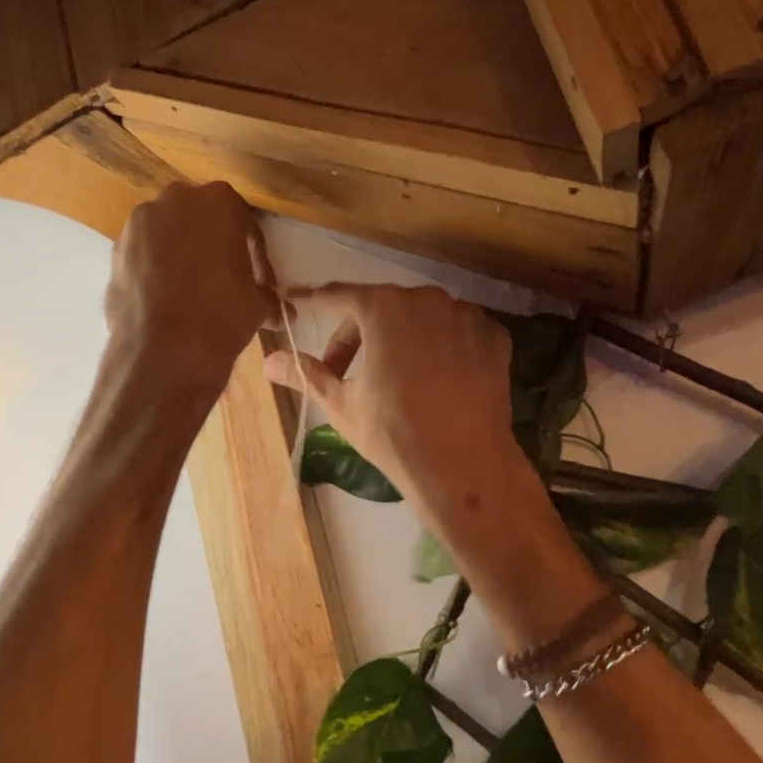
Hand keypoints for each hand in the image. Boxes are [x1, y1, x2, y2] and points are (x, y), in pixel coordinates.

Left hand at [107, 181, 274, 396]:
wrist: (165, 351)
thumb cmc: (221, 316)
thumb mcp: (257, 306)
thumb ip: (266, 296)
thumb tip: (278, 310)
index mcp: (217, 202)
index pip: (242, 221)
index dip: (254, 253)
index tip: (260, 281)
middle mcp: (173, 200)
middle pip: (199, 219)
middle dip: (212, 246)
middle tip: (224, 281)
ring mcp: (138, 224)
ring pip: (166, 234)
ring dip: (180, 256)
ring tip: (192, 293)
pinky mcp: (115, 252)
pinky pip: (143, 256)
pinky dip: (154, 272)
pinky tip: (165, 302)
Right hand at [265, 283, 605, 645]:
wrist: (463, 465)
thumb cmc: (392, 433)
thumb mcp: (340, 404)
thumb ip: (305, 373)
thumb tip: (268, 360)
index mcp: (383, 308)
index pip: (338, 297)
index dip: (313, 302)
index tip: (296, 303)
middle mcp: (426, 300)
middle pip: (381, 307)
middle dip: (357, 333)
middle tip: (344, 371)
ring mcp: (466, 317)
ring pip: (422, 317)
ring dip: (402, 337)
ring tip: (393, 375)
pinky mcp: (494, 339)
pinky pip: (457, 332)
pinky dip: (440, 346)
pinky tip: (434, 377)